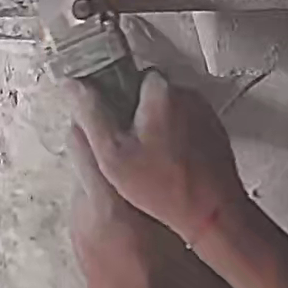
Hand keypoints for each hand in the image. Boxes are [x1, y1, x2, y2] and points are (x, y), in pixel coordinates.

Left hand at [67, 121, 193, 287]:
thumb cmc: (155, 269)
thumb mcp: (167, 223)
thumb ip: (156, 188)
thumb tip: (160, 156)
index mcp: (105, 197)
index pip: (84, 142)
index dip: (91, 118)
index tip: (104, 100)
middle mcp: (84, 203)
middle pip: (81, 155)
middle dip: (96, 138)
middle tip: (119, 127)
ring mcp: (78, 219)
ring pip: (85, 177)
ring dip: (100, 166)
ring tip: (125, 163)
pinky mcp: (78, 233)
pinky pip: (85, 199)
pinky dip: (99, 191)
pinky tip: (122, 199)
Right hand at [68, 69, 254, 244]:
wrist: (213, 213)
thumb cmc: (165, 186)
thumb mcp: (112, 153)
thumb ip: (91, 114)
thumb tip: (72, 86)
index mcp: (161, 92)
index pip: (133, 74)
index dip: (119, 98)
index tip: (115, 121)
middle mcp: (188, 95)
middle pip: (151, 92)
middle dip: (138, 113)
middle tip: (130, 146)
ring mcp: (205, 113)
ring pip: (170, 109)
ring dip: (159, 127)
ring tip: (151, 159)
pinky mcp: (215, 132)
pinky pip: (187, 126)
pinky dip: (177, 139)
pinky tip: (169, 164)